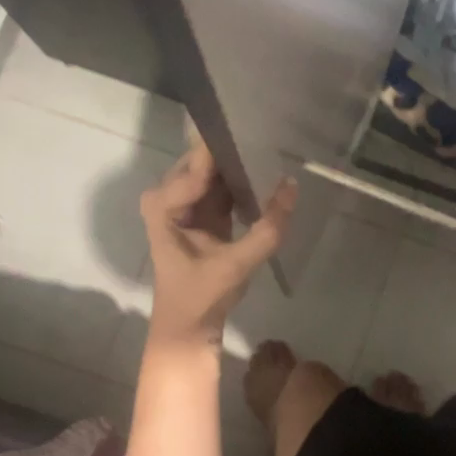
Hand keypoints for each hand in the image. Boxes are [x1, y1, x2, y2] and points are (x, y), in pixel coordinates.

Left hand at [141, 137, 296, 348]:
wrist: (187, 328)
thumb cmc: (201, 297)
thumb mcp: (237, 265)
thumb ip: (267, 228)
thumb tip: (292, 185)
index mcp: (163, 204)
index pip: (199, 164)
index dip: (227, 146)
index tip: (258, 127)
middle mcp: (167, 195)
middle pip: (204, 160)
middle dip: (234, 150)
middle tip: (271, 136)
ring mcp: (183, 201)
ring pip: (214, 170)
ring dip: (239, 164)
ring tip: (272, 148)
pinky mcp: (200, 210)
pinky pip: (221, 184)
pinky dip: (240, 181)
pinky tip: (265, 173)